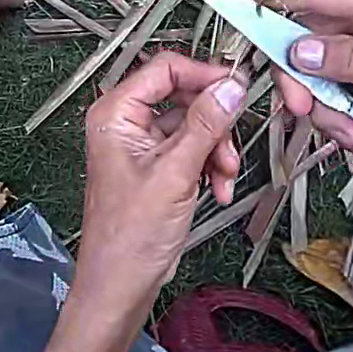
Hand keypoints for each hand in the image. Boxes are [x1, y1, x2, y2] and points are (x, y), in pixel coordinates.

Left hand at [76, 52, 246, 314]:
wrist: (122, 282)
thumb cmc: (128, 236)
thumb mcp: (175, 173)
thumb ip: (205, 125)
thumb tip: (229, 87)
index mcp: (116, 113)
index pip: (165, 69)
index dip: (204, 75)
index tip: (236, 87)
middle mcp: (125, 122)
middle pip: (183, 97)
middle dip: (214, 123)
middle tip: (230, 144)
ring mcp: (141, 144)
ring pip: (193, 124)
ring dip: (215, 148)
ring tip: (223, 175)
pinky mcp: (156, 164)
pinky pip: (191, 148)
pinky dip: (209, 165)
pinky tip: (216, 188)